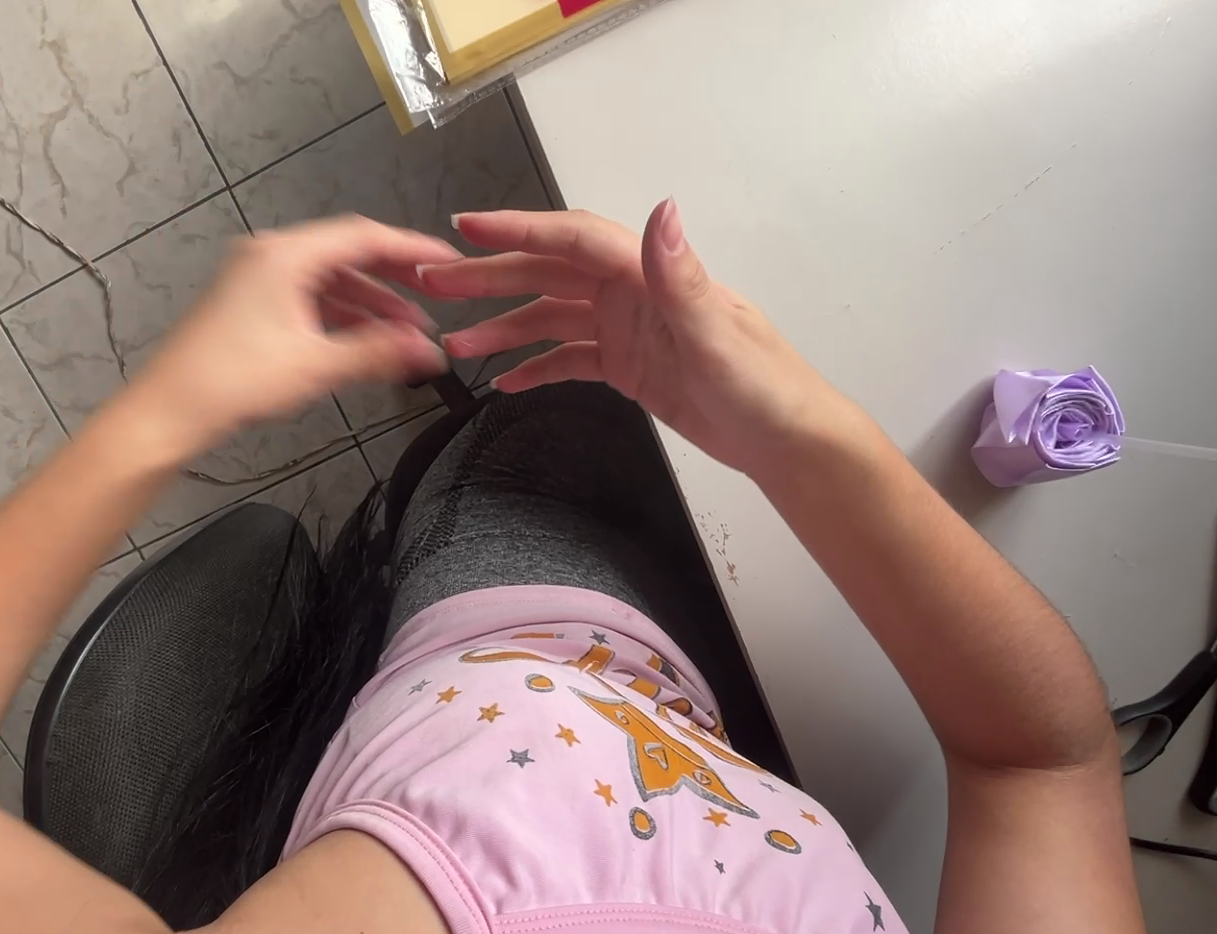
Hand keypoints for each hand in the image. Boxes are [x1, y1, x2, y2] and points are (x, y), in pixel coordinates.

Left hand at [103, 215, 458, 463]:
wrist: (171, 408)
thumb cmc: (236, 380)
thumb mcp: (316, 365)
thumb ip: (378, 354)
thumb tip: (430, 353)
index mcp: (286, 256)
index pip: (363, 237)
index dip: (410, 248)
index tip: (447, 261)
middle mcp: (272, 256)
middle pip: (347, 255)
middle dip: (394, 280)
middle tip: (435, 298)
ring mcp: (260, 279)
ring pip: (330, 281)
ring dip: (370, 304)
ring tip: (407, 333)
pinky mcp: (253, 304)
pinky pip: (310, 299)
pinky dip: (342, 316)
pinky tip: (366, 340)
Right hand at [417, 201, 849, 471]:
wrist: (780, 437)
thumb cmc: (762, 385)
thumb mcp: (718, 334)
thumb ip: (682, 278)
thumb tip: (662, 213)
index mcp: (648, 276)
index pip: (571, 241)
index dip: (517, 231)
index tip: (467, 229)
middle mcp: (630, 294)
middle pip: (546, 276)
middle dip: (489, 279)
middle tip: (436, 285)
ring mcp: (625, 330)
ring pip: (550, 320)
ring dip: (503, 331)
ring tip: (458, 347)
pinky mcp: (625, 366)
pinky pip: (568, 359)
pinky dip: (536, 367)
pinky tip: (505, 381)